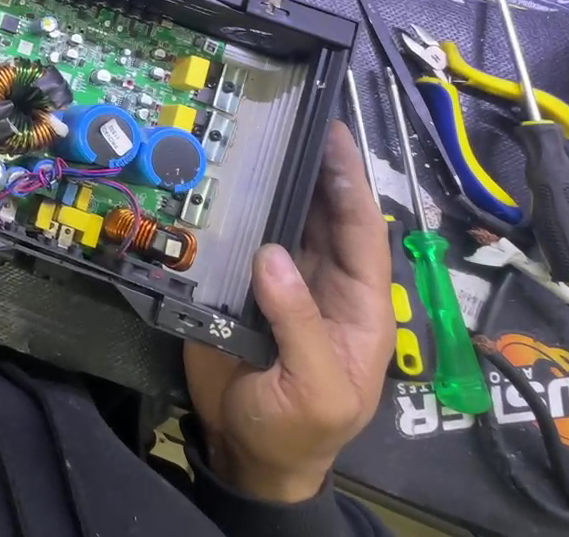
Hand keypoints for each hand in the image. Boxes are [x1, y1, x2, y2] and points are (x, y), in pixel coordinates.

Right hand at [184, 120, 393, 502]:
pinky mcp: (232, 287)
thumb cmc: (301, 429)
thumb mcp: (315, 389)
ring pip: (275, 222)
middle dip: (309, 168)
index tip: (334, 136)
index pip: (360, 233)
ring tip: (246, 140)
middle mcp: (318, 283)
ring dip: (266, 184)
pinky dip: (224, 213)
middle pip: (317, 216)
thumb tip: (272, 255)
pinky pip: (232, 242)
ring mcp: (274, 284)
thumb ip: (300, 325)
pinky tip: (208, 185)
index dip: (349, 184)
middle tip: (285, 119)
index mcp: (356, 306)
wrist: (250, 450)